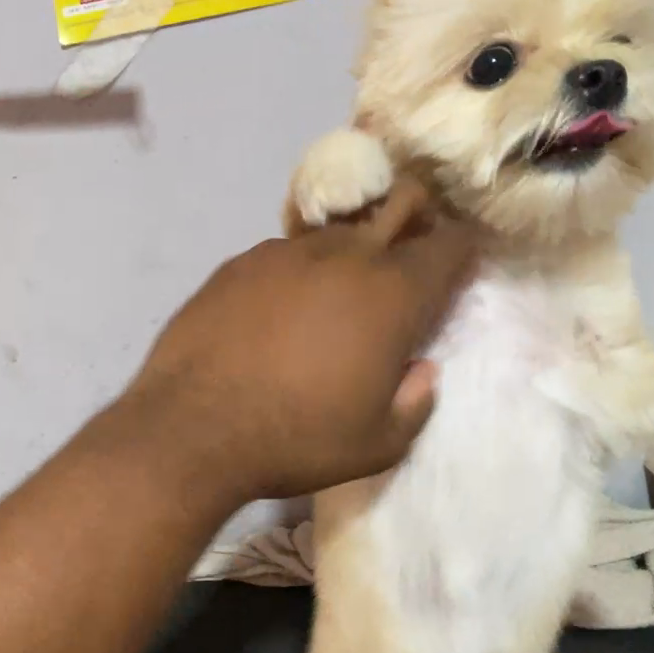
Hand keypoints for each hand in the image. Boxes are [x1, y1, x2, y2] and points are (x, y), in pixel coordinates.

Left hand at [118, 179, 475, 505]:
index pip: (450, 245)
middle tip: (403, 262)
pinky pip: (281, 255)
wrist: (192, 430)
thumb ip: (414, 404)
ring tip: (329, 296)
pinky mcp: (235, 264)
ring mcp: (283, 253)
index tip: (455, 270)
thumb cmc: (295, 441)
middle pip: (397, 207)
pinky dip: (292, 273)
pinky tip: (274, 310)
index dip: (461, 252)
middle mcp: (342, 255)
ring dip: (347, 252)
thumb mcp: (376, 445)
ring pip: (334, 232)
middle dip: (414, 222)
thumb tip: (421, 371)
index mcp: (391, 293)